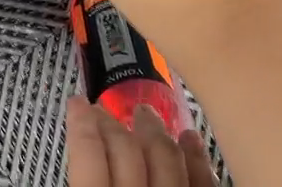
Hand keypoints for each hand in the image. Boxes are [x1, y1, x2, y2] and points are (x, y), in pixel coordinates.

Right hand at [66, 97, 217, 186]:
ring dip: (155, 130)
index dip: (80, 124)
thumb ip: (81, 179)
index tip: (77, 103)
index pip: (88, 156)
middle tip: (101, 109)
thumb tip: (77, 155)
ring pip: (167, 158)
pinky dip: (196, 157)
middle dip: (112, 123)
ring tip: (144, 113)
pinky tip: (189, 138)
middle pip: (127, 151)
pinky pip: (204, 182)